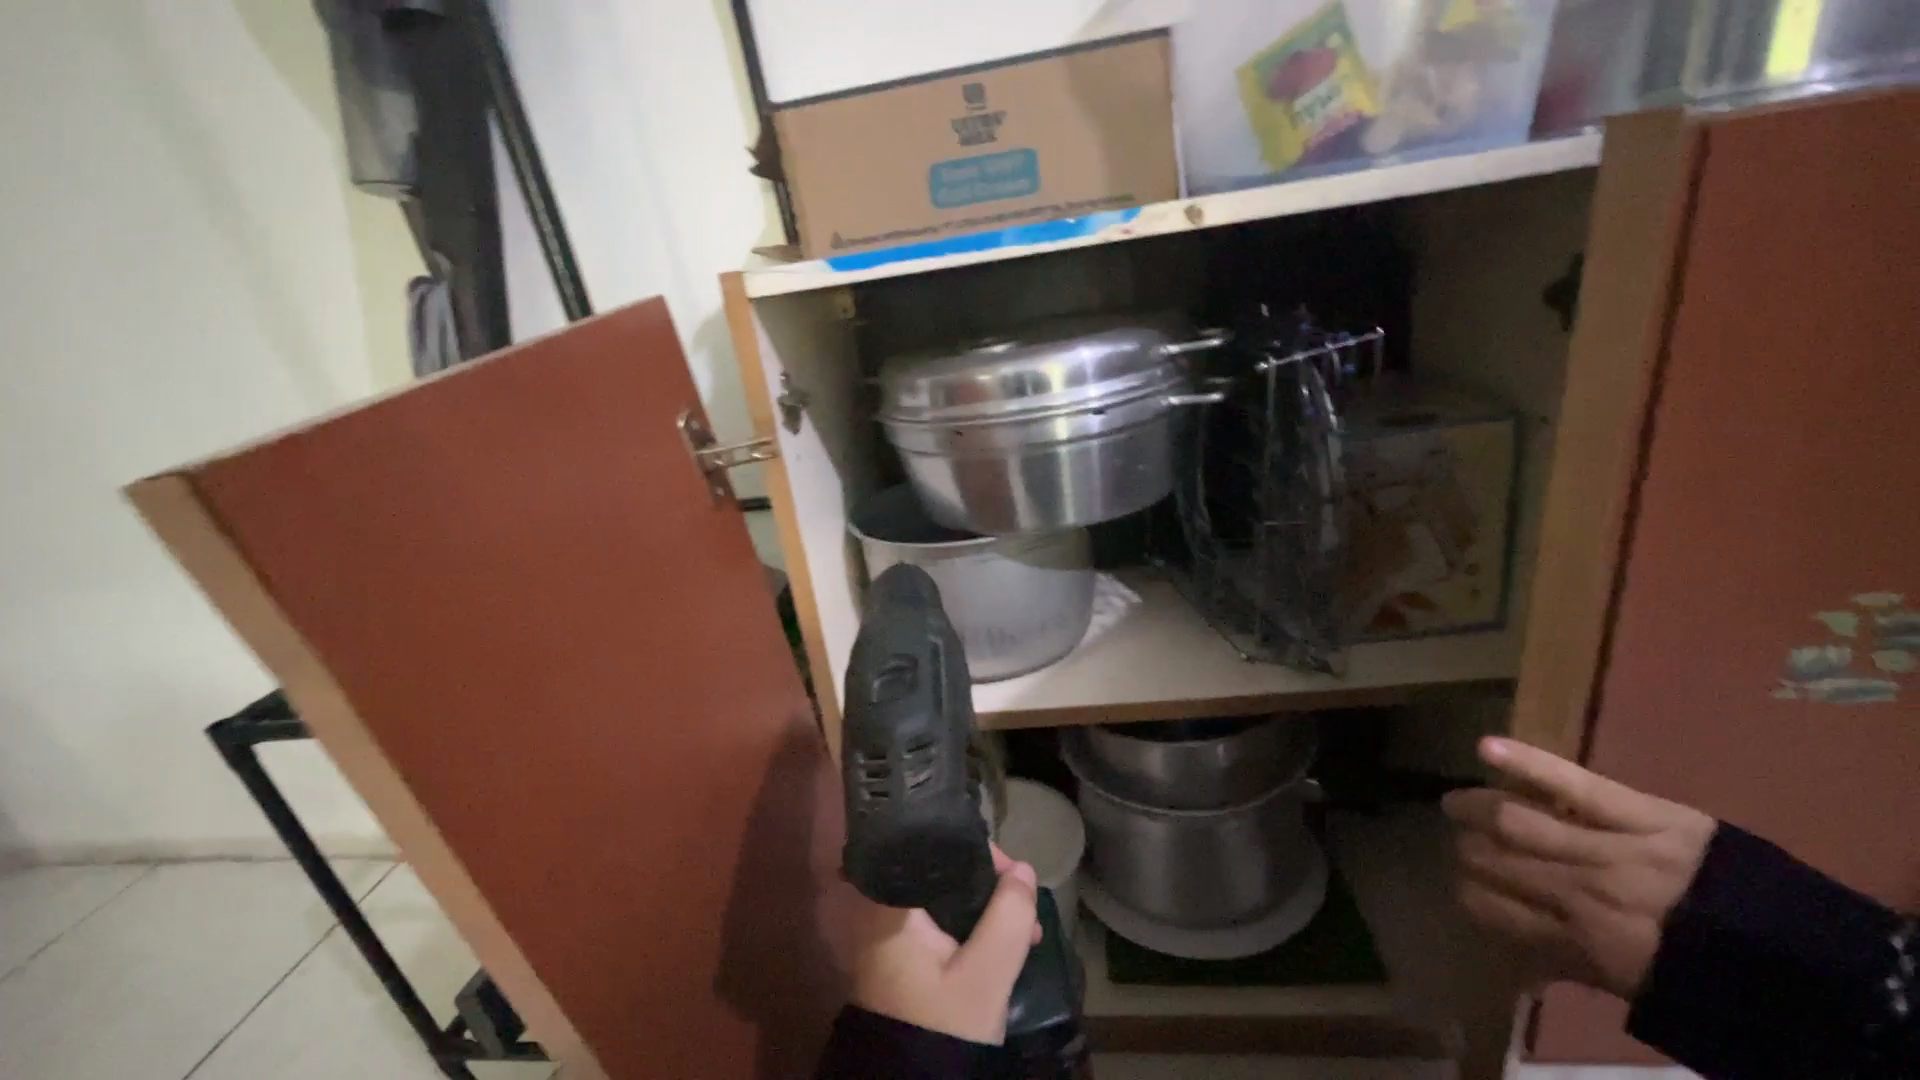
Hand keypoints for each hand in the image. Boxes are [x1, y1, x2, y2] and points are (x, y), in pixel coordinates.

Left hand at [846, 845, 1041, 1044]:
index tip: (1013, 875)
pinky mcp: (896, 955)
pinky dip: (966, 928)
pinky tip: (999, 945)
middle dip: (988, 886)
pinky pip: (936, 923)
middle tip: (1024, 906)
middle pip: (942, 873)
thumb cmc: (942, 1024)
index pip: (937, 850)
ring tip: (1024, 931)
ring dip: (983, 909)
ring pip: (942, 900)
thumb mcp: (986, 974)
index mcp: (890, 903)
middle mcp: (880, 909)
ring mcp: (885, 934)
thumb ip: (1008, 917)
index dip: (980, 855)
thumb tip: (1022, 870)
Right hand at [1442, 737, 1715, 998]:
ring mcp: (1610, 848)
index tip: (1463, 889)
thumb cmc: (1709, 973)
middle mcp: (1580, 892)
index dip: (1467, 895)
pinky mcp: (1641, 813)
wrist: (1800, 956)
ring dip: (1476, 809)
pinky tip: (1486, 748)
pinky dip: (1528, 763)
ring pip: (1517, 820)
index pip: (1490, 909)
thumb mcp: (1632, 985)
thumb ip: (1567, 964)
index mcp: (1578, 941)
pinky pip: (1576, 784)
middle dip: (1469, 852)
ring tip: (1456, 804)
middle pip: (1496, 861)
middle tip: (1461, 845)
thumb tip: (1513, 965)